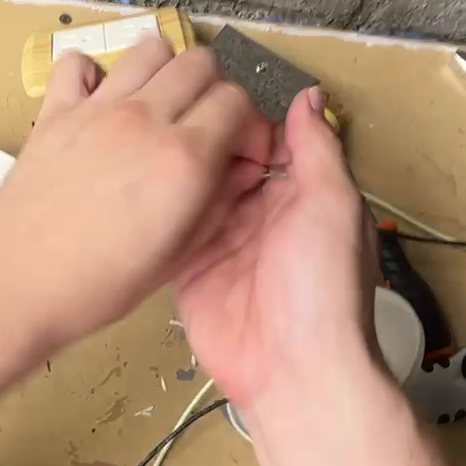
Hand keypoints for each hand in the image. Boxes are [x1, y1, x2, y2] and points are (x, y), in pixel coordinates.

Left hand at [0, 36, 272, 358]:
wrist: (18, 287)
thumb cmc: (99, 287)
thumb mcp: (176, 258)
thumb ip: (217, 204)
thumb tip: (239, 169)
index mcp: (183, 160)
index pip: (237, 102)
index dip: (247, 126)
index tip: (238, 152)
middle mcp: (144, 121)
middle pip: (200, 62)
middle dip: (213, 90)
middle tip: (202, 129)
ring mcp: (95, 111)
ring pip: (149, 48)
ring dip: (165, 71)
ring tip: (157, 109)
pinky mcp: (54, 114)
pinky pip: (78, 63)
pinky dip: (95, 74)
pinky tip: (99, 107)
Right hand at [175, 88, 382, 414]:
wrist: (291, 369)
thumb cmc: (323, 289)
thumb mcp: (330, 205)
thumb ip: (316, 150)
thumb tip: (309, 96)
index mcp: (300, 196)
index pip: (267, 143)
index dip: (242, 123)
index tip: (213, 102)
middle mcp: (259, 216)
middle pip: (224, 165)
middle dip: (201, 146)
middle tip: (171, 124)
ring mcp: (222, 243)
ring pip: (194, 194)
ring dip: (176, 175)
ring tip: (146, 144)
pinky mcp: (189, 271)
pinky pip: (171, 233)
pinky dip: (158, 214)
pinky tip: (135, 187)